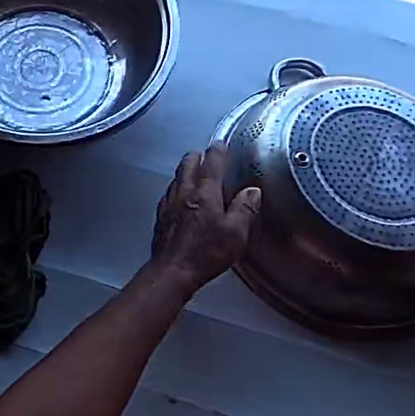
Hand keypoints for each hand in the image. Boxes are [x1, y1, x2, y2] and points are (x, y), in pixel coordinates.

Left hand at [148, 144, 260, 290]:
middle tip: (207, 156)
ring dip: (186, 171)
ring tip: (195, 174)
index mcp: (205, 192)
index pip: (212, 162)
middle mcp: (185, 192)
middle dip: (198, 155)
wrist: (173, 270)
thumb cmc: (205, 252)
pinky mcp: (161, 215)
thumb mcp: (236, 233)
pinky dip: (177, 189)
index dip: (218, 150)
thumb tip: (253, 192)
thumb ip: (246, 208)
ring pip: (176, 176)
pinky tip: (181, 198)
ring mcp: (170, 202)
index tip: (221, 145)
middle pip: (188, 162)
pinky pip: (169, 193)